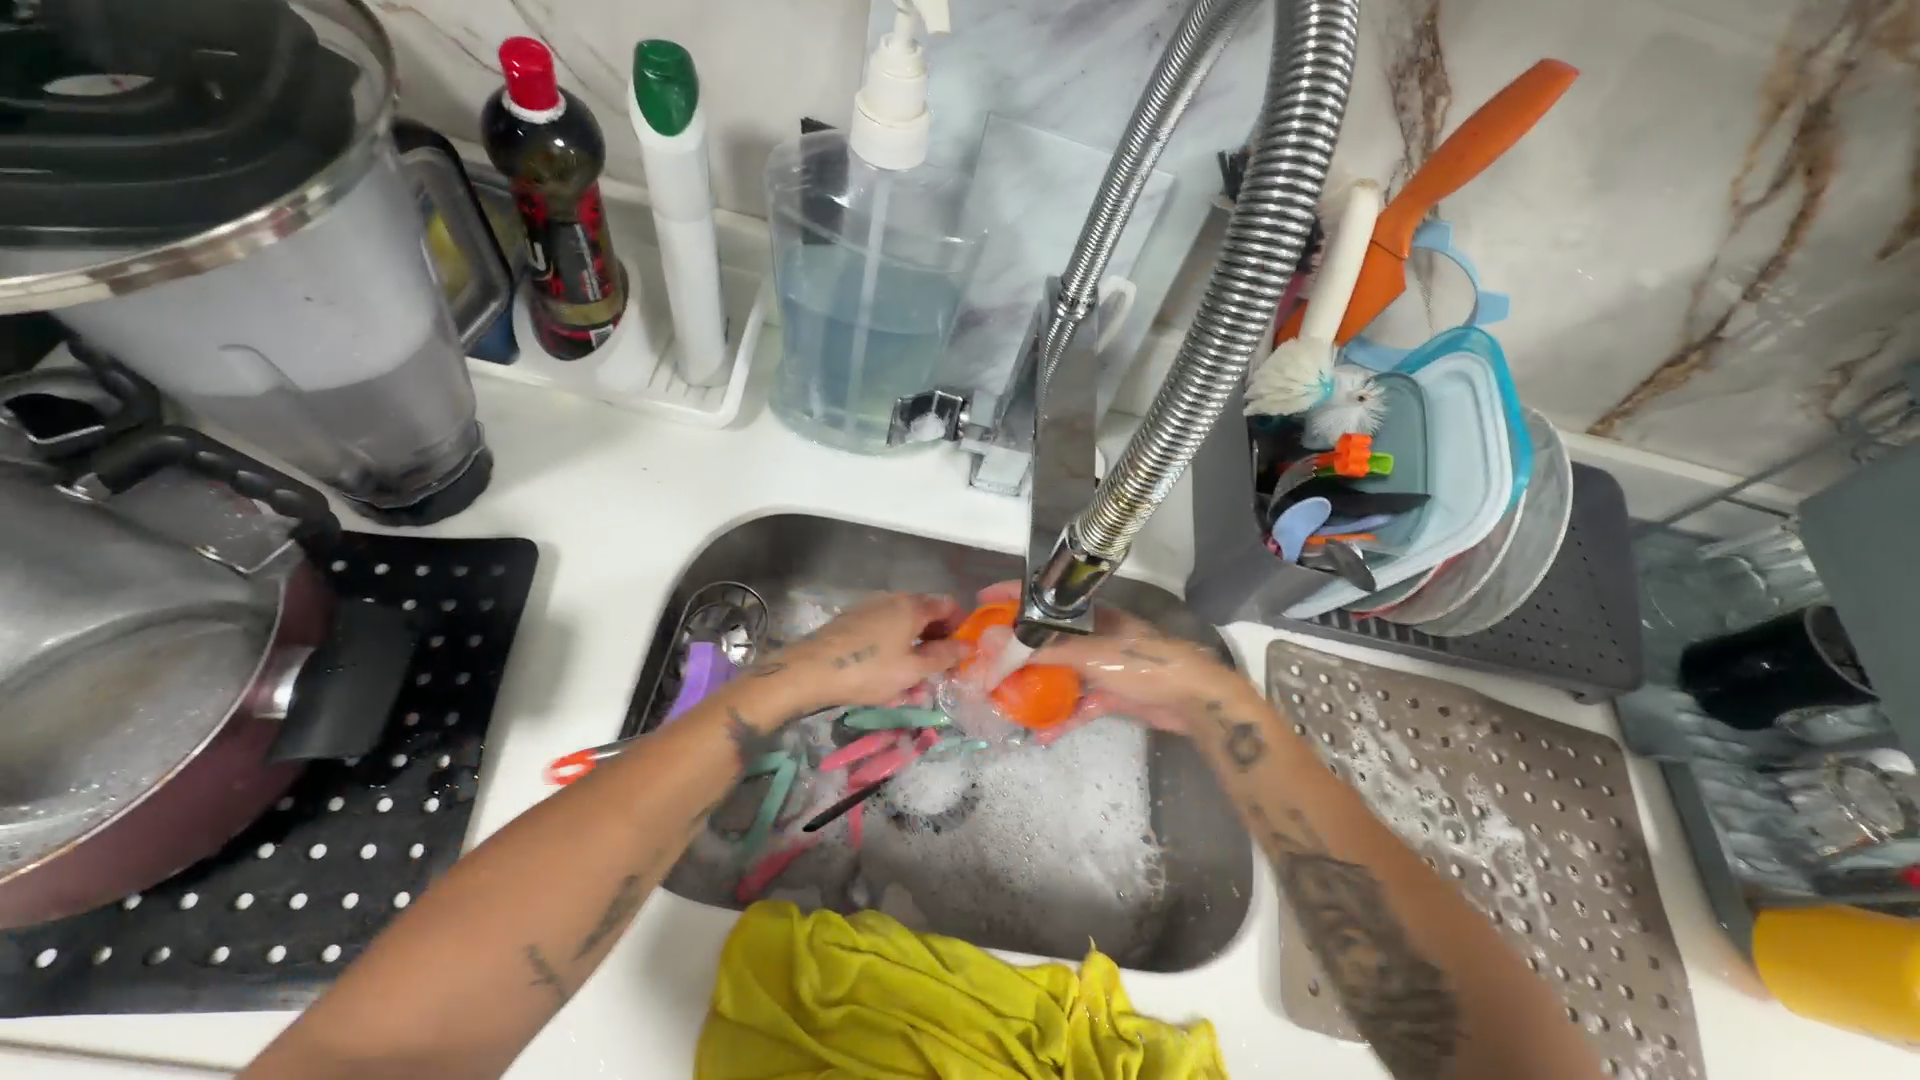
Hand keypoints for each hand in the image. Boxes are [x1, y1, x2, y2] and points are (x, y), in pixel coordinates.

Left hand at [744, 592, 971, 717]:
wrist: (809, 670)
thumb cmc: (868, 670)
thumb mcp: (912, 670)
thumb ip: (944, 656)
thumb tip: (969, 646)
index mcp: (912, 606)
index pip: (948, 605)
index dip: (960, 626)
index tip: (960, 652)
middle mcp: (892, 598)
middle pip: (925, 611)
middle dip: (937, 638)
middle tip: (939, 667)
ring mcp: (869, 606)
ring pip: (902, 622)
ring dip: (914, 643)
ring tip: (912, 674)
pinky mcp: (851, 619)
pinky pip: (883, 627)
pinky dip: (893, 643)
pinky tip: (886, 668)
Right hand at [973, 583, 1236, 737]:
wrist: (1192, 697)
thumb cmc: (1142, 662)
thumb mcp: (1088, 654)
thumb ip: (1040, 650)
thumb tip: (992, 644)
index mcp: (1089, 614)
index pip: (1042, 597)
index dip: (1010, 596)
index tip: (980, 603)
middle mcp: (1093, 635)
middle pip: (1047, 639)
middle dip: (1016, 651)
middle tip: (985, 662)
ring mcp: (1103, 665)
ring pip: (1060, 673)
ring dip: (1036, 686)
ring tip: (1004, 699)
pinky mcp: (1113, 693)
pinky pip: (1079, 703)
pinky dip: (1062, 716)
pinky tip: (1041, 733)